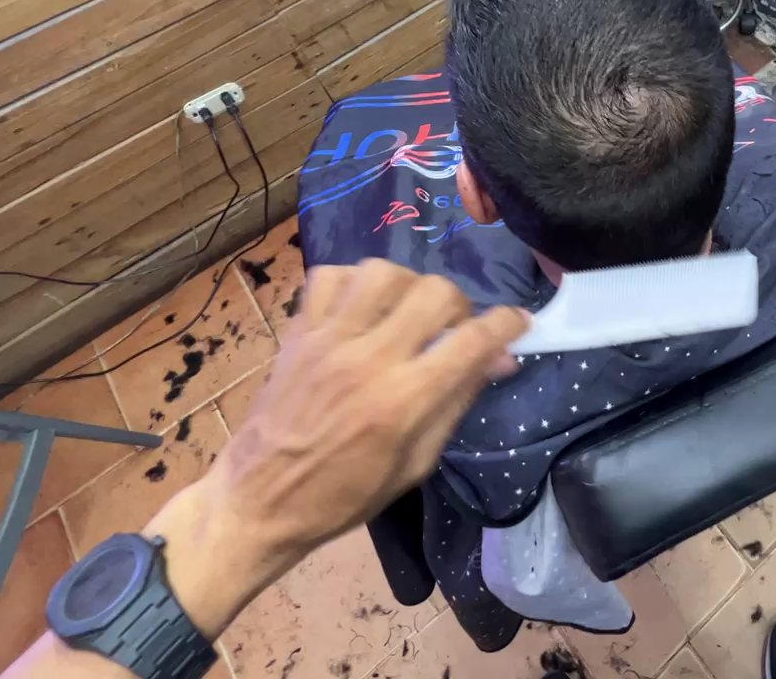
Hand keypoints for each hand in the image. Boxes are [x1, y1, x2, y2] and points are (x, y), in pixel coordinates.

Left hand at [143, 260, 527, 634]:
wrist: (257, 503)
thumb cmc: (345, 494)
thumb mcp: (417, 463)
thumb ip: (458, 401)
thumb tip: (501, 358)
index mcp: (403, 402)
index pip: (473, 340)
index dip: (508, 323)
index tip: (518, 322)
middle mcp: (368, 360)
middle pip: (435, 293)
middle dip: (460, 305)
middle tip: (453, 329)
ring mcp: (328, 340)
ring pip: (384, 273)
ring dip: (409, 286)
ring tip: (407, 312)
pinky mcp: (298, 331)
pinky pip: (330, 276)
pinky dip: (354, 282)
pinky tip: (363, 307)